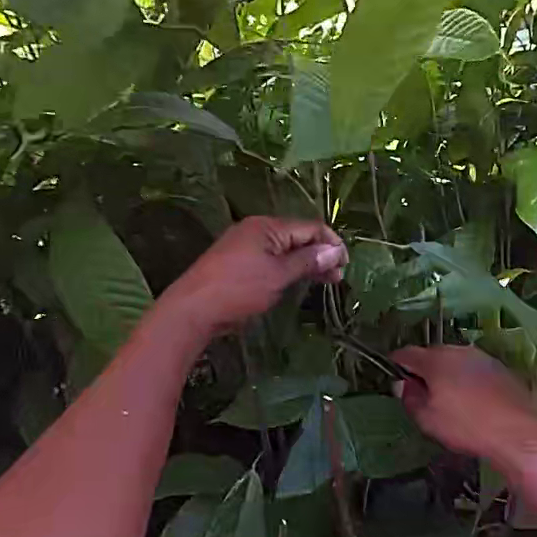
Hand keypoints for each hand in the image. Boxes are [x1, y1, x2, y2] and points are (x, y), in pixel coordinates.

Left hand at [159, 217, 345, 335]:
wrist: (192, 311)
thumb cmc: (238, 289)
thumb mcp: (278, 275)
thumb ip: (308, 261)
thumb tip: (334, 251)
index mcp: (267, 226)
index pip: (309, 227)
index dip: (331, 243)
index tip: (345, 264)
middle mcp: (256, 230)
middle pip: (298, 237)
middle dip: (320, 254)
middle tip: (338, 276)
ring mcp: (245, 245)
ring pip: (285, 249)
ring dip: (306, 263)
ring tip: (325, 281)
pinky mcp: (238, 262)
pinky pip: (271, 259)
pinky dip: (288, 268)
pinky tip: (298, 280)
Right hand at [389, 346, 536, 474]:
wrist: (518, 432)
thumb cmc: (466, 426)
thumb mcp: (427, 419)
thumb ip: (410, 398)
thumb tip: (404, 385)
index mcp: (435, 359)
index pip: (406, 353)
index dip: (396, 364)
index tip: (394, 378)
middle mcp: (459, 350)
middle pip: (432, 355)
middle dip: (424, 370)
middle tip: (422, 395)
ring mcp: (482, 357)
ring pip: (455, 361)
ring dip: (448, 374)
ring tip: (449, 401)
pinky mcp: (501, 368)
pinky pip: (475, 370)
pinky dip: (468, 380)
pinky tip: (474, 402)